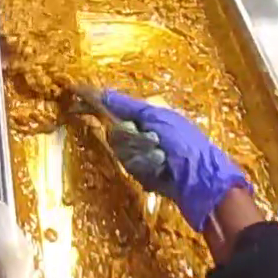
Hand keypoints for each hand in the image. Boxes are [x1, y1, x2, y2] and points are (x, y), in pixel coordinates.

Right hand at [101, 90, 251, 231]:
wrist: (204, 185)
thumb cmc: (185, 146)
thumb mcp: (158, 119)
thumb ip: (128, 107)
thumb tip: (102, 94)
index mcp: (150, 114)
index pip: (115, 104)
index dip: (95, 100)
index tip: (74, 92)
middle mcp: (145, 131)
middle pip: (116, 131)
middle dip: (131, 140)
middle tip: (152, 143)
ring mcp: (145, 153)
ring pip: (122, 151)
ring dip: (141, 156)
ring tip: (161, 161)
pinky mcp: (145, 173)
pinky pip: (131, 167)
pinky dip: (145, 169)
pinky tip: (160, 173)